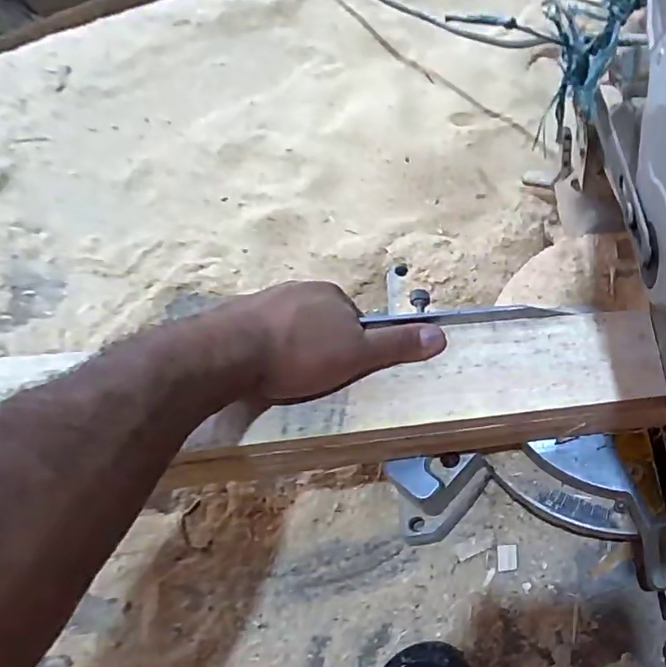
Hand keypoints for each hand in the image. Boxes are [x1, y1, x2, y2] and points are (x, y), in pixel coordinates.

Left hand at [211, 281, 446, 402]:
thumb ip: (397, 345)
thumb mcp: (359, 354)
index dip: (355, 346)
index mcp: (330, 294)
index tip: (346, 367)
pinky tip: (261, 370)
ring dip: (292, 348)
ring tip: (287, 376)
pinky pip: (260, 334)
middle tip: (318, 375)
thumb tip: (440, 336)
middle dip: (323, 345)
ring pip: (290, 328)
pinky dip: (265, 350)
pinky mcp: (232, 317)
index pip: (355, 319)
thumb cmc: (300, 354)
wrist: (225, 354)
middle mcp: (297, 289)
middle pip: (322, 322)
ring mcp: (262, 301)